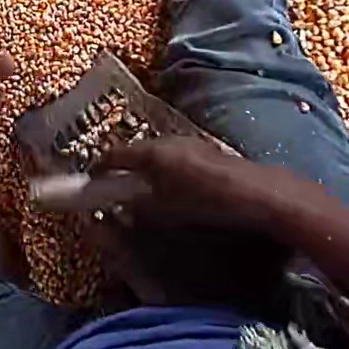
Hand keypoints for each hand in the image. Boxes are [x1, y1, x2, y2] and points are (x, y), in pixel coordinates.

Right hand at [77, 136, 283, 232]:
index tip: (91, 178)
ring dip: (147, 166)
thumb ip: (137, 204)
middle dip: (124, 166)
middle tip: (116, 184)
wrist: (257, 195)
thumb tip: (121, 204)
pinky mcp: (207, 150)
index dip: (100, 166)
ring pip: (158, 152)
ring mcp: (190, 141)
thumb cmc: (204, 202)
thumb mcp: (164, 209)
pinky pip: (176, 155)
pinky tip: (173, 186)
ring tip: (144, 186)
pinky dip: (167, 168)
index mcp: (151, 151)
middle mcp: (168, 140)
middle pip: (136, 150)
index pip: (114, 154)